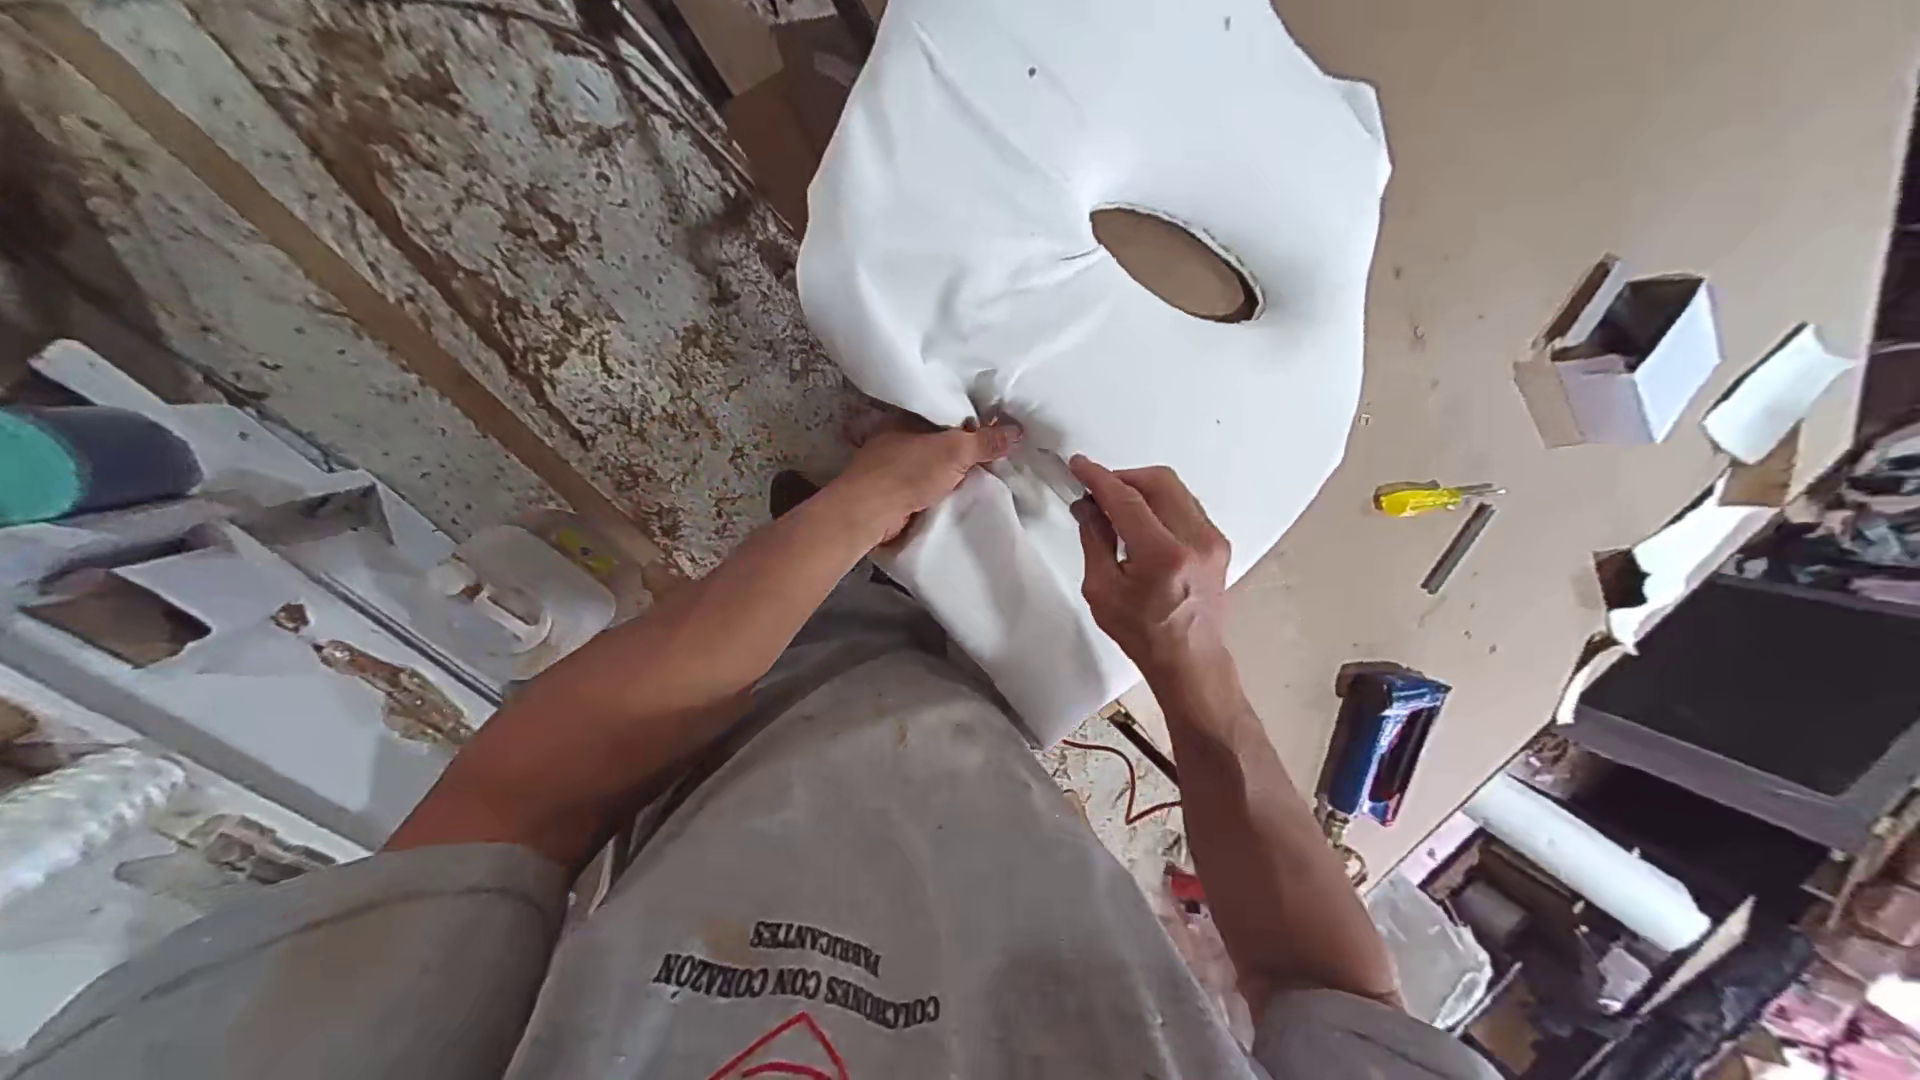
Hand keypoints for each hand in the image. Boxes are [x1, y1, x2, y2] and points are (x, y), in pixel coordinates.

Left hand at [828, 420, 1021, 543]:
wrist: (869, 513)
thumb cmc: (908, 471)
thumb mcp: (954, 451)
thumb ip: (984, 441)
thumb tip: (1016, 430)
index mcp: (907, 416)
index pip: (946, 412)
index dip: (971, 420)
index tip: (997, 430)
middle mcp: (898, 437)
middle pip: (940, 439)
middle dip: (964, 448)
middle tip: (996, 455)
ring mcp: (892, 465)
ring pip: (932, 463)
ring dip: (952, 471)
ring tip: (984, 475)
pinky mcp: (892, 490)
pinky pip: (925, 484)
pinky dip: (940, 488)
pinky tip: (959, 493)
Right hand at [1070, 456, 1232, 680]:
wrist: (1189, 659)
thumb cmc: (1142, 633)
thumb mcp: (1101, 589)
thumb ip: (1094, 539)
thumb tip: (1088, 505)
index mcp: (1163, 555)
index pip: (1127, 499)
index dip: (1099, 478)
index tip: (1079, 466)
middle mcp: (1196, 540)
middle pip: (1157, 481)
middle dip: (1123, 477)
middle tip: (1097, 490)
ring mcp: (1213, 540)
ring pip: (1175, 489)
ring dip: (1142, 488)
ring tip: (1117, 506)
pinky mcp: (1219, 542)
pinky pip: (1186, 504)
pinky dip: (1160, 502)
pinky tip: (1141, 520)